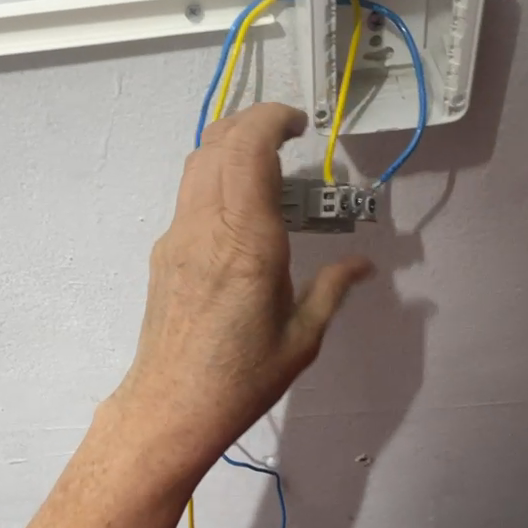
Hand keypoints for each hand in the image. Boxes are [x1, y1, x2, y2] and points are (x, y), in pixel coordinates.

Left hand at [106, 103, 371, 474]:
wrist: (171, 407)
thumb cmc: (242, 378)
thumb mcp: (302, 338)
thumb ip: (333, 290)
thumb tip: (363, 266)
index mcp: (249, 241)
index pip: (250, 148)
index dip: (273, 119)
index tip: (299, 125)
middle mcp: (207, 226)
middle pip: (218, 142)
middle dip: (253, 123)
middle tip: (285, 136)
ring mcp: (178, 237)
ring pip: (196, 163)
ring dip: (229, 146)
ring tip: (263, 165)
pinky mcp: (164, 253)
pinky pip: (188, 195)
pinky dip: (215, 178)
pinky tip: (238, 210)